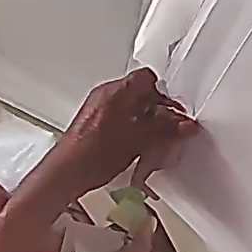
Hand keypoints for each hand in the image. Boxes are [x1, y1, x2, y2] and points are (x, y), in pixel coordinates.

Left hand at [33, 68, 196, 199]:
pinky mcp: (93, 123)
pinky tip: (135, 148)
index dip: (165, 96)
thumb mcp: (139, 141)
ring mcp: (97, 108)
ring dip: (144, 120)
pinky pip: (118, 118)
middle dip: (156, 110)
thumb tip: (184, 125)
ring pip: (129, 106)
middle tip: (169, 127)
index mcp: (117, 92)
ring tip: (153, 140)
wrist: (67, 172)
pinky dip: (130, 129)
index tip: (175, 113)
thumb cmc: (93, 155)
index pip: (147, 79)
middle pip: (139, 92)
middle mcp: (105, 95)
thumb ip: (165, 130)